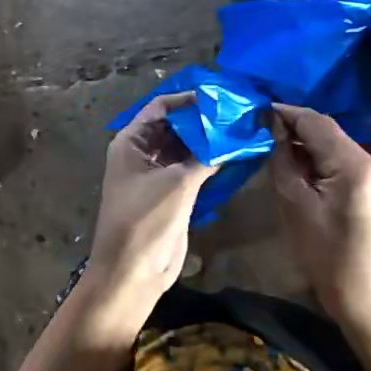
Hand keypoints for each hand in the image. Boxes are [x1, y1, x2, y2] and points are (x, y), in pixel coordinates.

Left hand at [89, 92, 215, 308]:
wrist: (132, 272)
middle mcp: (141, 154)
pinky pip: (190, 170)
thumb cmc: (146, 220)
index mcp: (131, 143)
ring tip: (240, 130)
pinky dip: (208, 163)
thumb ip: (205, 157)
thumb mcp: (177, 183)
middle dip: (201, 121)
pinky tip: (234, 156)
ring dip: (207, 142)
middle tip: (236, 113)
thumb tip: (232, 137)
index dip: (186, 100)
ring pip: (183, 149)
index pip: (159, 108)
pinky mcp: (169, 195)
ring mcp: (155, 175)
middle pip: (173, 127)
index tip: (218, 98)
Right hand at [269, 103, 370, 334]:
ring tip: (272, 148)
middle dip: (294, 128)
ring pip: (335, 146)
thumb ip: (283, 161)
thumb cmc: (328, 258)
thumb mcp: (295, 206)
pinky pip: (343, 163)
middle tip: (259, 130)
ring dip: (306, 144)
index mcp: (355, 164)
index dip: (285, 112)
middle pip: (327, 131)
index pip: (315, 121)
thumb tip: (273, 128)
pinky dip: (320, 161)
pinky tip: (298, 169)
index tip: (255, 110)